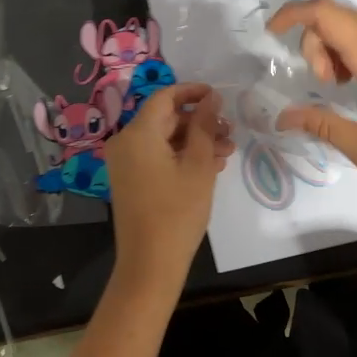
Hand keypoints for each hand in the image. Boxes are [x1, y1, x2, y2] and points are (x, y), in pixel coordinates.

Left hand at [106, 84, 233, 285]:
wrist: (150, 264)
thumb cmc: (177, 212)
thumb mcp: (198, 166)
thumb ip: (205, 127)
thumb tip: (211, 97)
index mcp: (138, 133)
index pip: (165, 97)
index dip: (192, 92)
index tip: (219, 96)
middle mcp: (126, 141)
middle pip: (165, 118)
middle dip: (199, 122)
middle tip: (230, 132)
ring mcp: (126, 162)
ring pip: (164, 138)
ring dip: (195, 140)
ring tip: (227, 152)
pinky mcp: (131, 179)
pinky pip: (157, 155)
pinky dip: (181, 155)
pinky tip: (210, 166)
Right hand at [269, 0, 356, 195]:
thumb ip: (326, 129)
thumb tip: (284, 117)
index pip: (325, 13)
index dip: (292, 14)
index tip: (271, 34)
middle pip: (332, 15)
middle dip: (312, 42)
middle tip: (323, 85)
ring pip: (349, 25)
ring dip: (331, 48)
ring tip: (341, 90)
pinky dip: (349, 52)